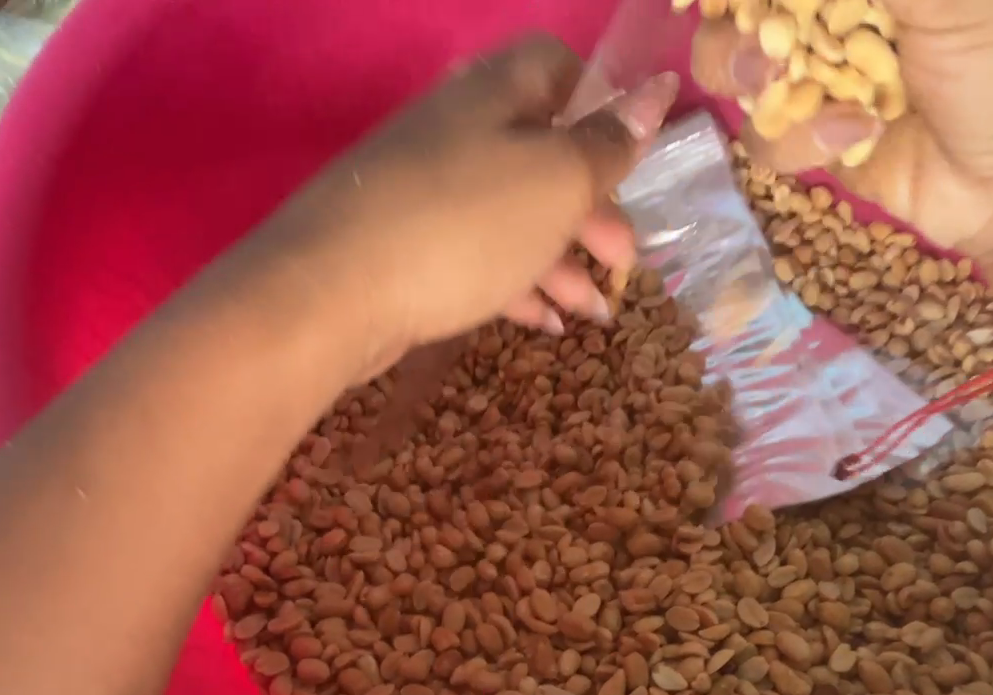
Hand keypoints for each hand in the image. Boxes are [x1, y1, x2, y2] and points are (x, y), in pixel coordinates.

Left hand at [245, 36, 676, 388]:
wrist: (334, 292)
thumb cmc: (462, 226)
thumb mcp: (554, 181)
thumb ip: (607, 143)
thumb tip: (658, 89)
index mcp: (495, 95)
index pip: (557, 70)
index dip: (600, 108)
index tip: (630, 162)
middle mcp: (459, 134)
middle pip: (541, 157)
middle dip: (592, 211)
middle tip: (625, 262)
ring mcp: (427, 196)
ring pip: (513, 219)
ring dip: (562, 264)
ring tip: (595, 314)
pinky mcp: (408, 252)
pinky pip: (477, 260)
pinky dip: (516, 288)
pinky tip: (546, 326)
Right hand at [692, 0, 992, 257]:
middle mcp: (850, 6)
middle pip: (747, 5)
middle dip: (742, 27)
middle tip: (765, 46)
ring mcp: (828, 74)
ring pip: (738, 68)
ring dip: (753, 78)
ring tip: (780, 85)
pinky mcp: (819, 141)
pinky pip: (768, 136)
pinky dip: (798, 139)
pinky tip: (854, 140)